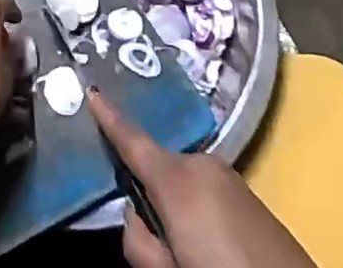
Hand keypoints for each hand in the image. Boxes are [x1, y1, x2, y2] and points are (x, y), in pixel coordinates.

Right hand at [86, 88, 316, 267]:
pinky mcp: (251, 197)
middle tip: (162, 246)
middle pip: (156, 168)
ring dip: (176, 208)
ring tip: (191, 255)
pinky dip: (199, 212)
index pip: (132, 140)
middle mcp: (201, 166)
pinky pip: (206, 193)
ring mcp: (230, 179)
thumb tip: (137, 217)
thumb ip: (139, 241)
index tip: (91, 91)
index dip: (108, 117)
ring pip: (182, 183)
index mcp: (177, 181)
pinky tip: (215, 251)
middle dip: (148, 196)